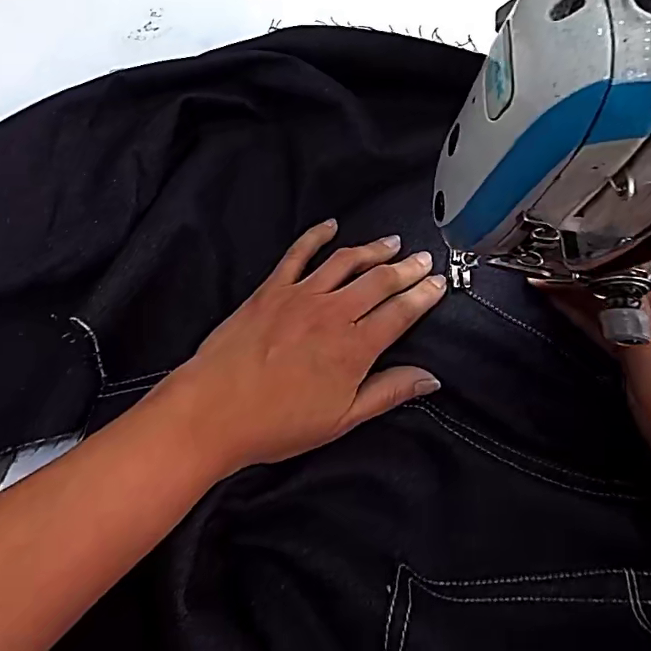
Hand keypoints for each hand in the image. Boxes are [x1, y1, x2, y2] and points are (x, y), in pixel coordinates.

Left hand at [149, 220, 445, 477]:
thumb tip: (430, 379)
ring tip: (392, 242)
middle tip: (424, 258)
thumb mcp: (341, 420)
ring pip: (348, 261)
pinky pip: (299, 254)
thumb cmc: (276, 424)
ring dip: (374, 249)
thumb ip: (389, 393)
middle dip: (407, 268)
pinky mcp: (272, 288)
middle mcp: (333, 313)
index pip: (401, 312)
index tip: (438, 284)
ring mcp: (302, 295)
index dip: (424, 296)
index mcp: (354, 348)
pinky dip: (316, 236)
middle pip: (380, 281)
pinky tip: (330, 227)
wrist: (211, 412)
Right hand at [552, 288, 650, 504]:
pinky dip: (613, 326)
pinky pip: (642, 332)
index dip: (593, 284)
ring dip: (599, 307)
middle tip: (551, 285)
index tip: (560, 280)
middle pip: (634, 297)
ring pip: (635, 313)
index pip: (633, 289)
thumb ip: (633, 337)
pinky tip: (590, 321)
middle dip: (591, 291)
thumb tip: (612, 297)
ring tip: (560, 295)